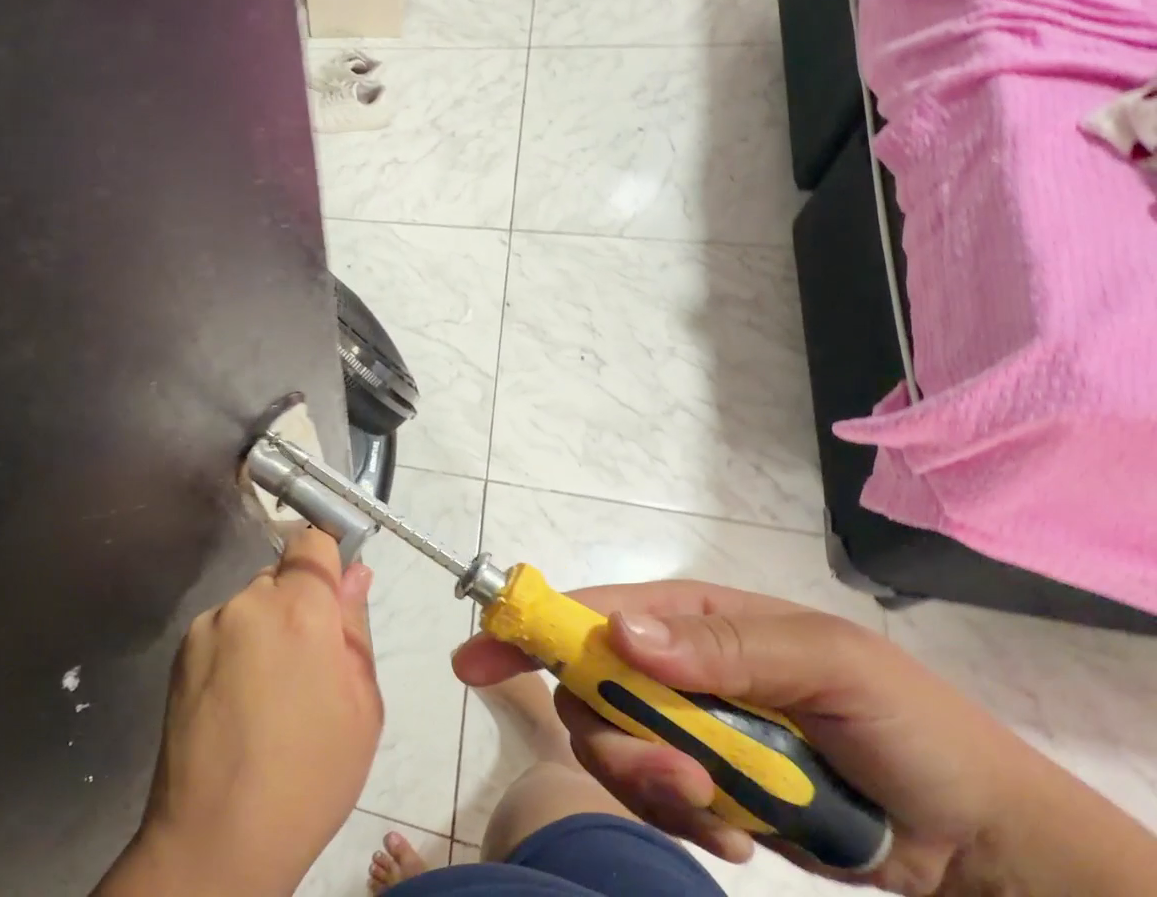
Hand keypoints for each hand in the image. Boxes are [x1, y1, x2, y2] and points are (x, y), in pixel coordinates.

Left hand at [97, 526, 381, 896]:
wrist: (218, 831)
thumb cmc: (311, 775)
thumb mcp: (361, 705)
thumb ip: (354, 628)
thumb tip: (353, 574)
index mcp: (299, 610)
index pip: (311, 542)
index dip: (326, 560)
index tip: (335, 594)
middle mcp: (246, 603)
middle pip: (278, 577)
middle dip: (298, 606)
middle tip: (309, 668)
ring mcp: (206, 627)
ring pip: (248, 607)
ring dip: (264, 630)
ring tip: (269, 697)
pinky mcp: (179, 653)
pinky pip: (220, 633)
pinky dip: (234, 652)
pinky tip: (237, 704)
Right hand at [452, 581, 1156, 895]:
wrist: (974, 837)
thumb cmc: (907, 726)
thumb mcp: (830, 666)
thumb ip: (727, 649)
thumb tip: (621, 637)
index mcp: (690, 621)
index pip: (588, 612)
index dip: (528, 629)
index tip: (476, 660)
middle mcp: (670, 669)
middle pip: (587, 694)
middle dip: (619, 743)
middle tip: (681, 780)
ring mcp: (680, 729)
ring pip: (609, 752)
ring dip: (655, 789)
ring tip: (725, 817)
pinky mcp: (696, 785)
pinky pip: (649, 800)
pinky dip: (683, 821)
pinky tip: (738, 836)